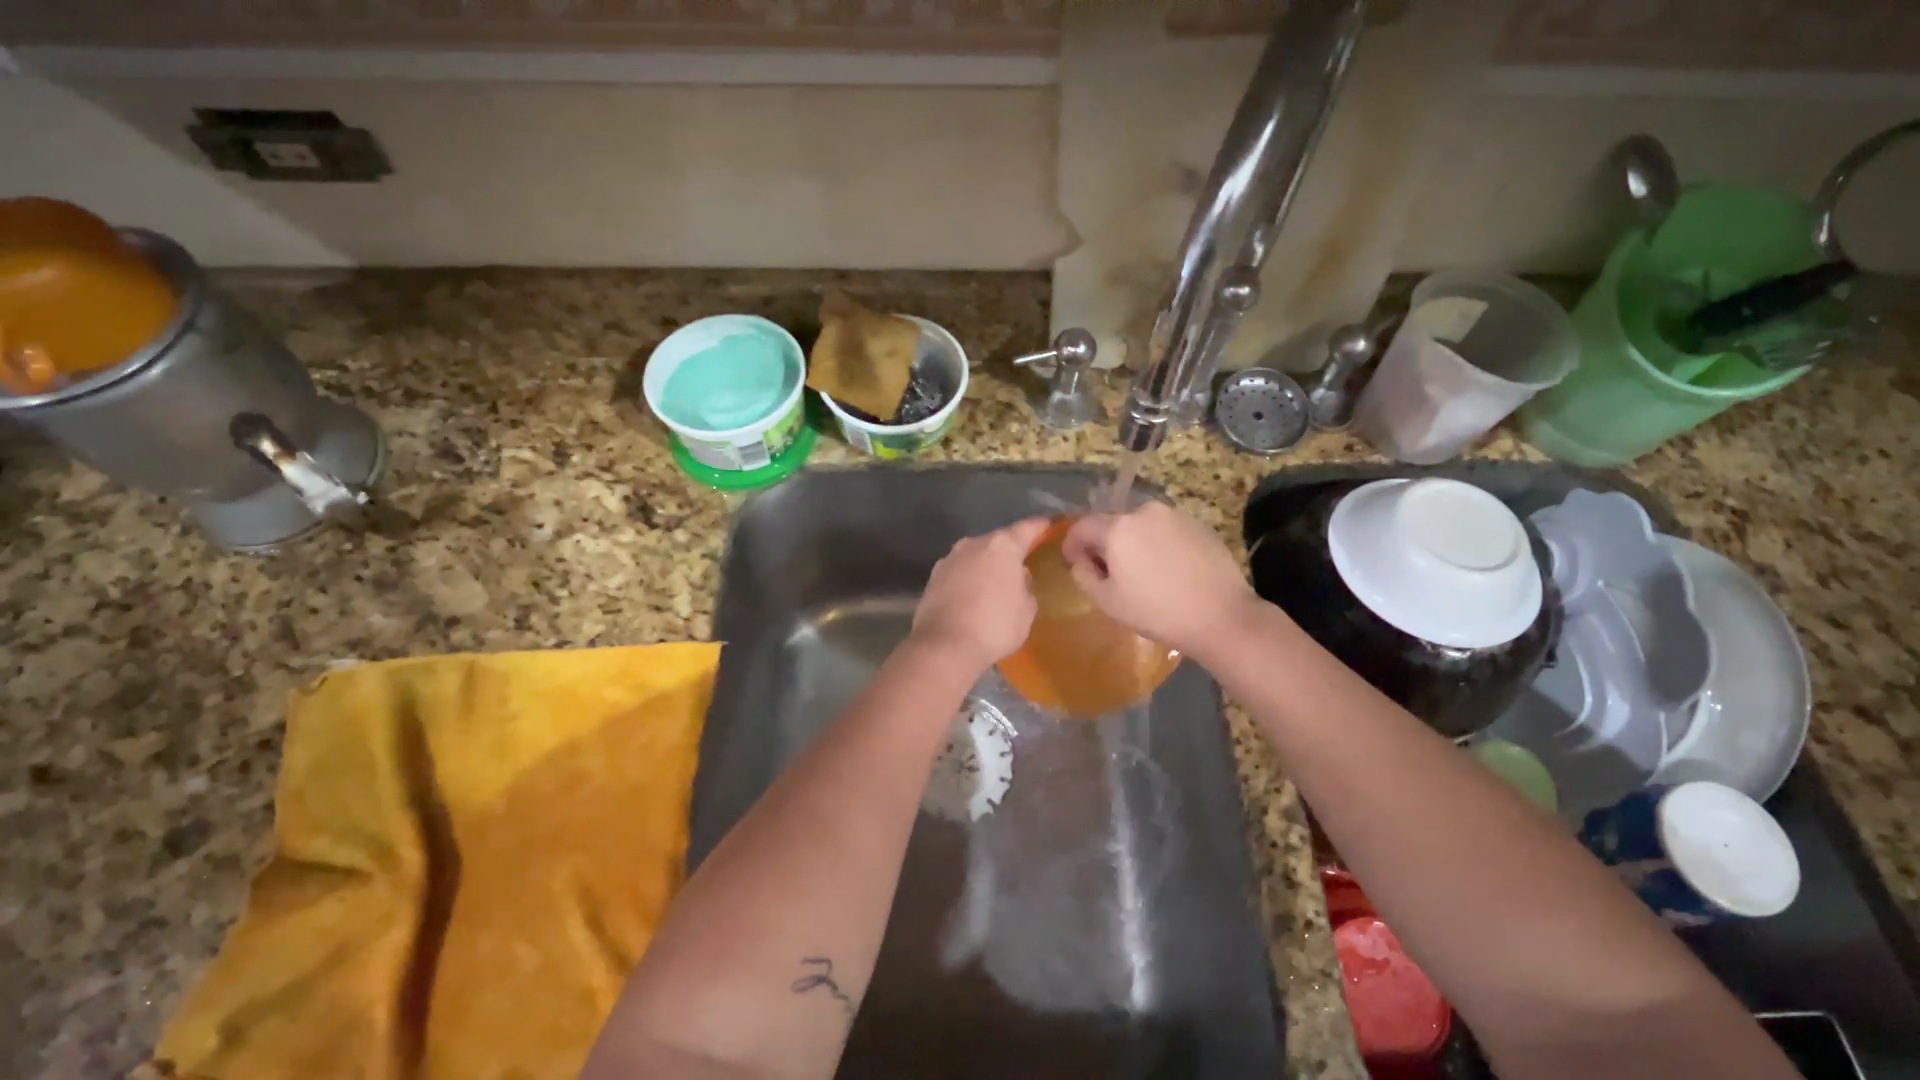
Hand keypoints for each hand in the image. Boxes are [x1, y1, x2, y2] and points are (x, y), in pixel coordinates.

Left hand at [909, 518, 1050, 672]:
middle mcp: (973, 544)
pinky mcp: (932, 578)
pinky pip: (959, 573)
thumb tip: (1018, 577)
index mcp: (1002, 546)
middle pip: (998, 541)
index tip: (1050, 524)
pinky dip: (969, 580)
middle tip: (1023, 563)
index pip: (1027, 528)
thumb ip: (1026, 586)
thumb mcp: (1026, 609)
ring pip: (975, 556)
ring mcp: (949, 559)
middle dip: (1010, 550)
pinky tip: (974, 595)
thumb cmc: (995, 625)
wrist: (944, 646)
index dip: (1041, 526)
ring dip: (986, 566)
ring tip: (997, 582)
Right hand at [1061, 500, 1261, 659]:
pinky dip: (1158, 545)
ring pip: (1141, 526)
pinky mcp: (1199, 525)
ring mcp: (1175, 515)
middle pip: (1113, 523)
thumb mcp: (1108, 601)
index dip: (1072, 544)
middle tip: (1108, 573)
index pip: (1082, 526)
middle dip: (1105, 544)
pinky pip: (1166, 531)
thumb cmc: (1157, 612)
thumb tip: (1081, 560)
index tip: (1073, 562)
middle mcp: (1145, 511)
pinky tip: (1168, 571)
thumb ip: (1084, 575)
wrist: (1221, 616)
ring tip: (1141, 573)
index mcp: (1118, 528)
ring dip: (1133, 543)